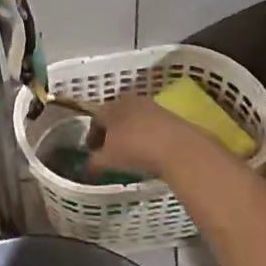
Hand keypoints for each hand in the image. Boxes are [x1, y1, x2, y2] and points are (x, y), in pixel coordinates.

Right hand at [86, 95, 220, 178]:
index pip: (96, 119)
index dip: (92, 136)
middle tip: (109, 149)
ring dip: (129, 132)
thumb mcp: (109, 160)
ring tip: (130, 150)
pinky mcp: (168, 115)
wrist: (178, 148)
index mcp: (111, 108)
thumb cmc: (136, 150)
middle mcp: (129, 101)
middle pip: (115, 115)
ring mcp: (151, 106)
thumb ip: (95, 161)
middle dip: (111, 131)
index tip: (92, 151)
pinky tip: (148, 149)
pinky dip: (145, 134)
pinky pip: (150, 124)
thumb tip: (88, 164)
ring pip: (134, 118)